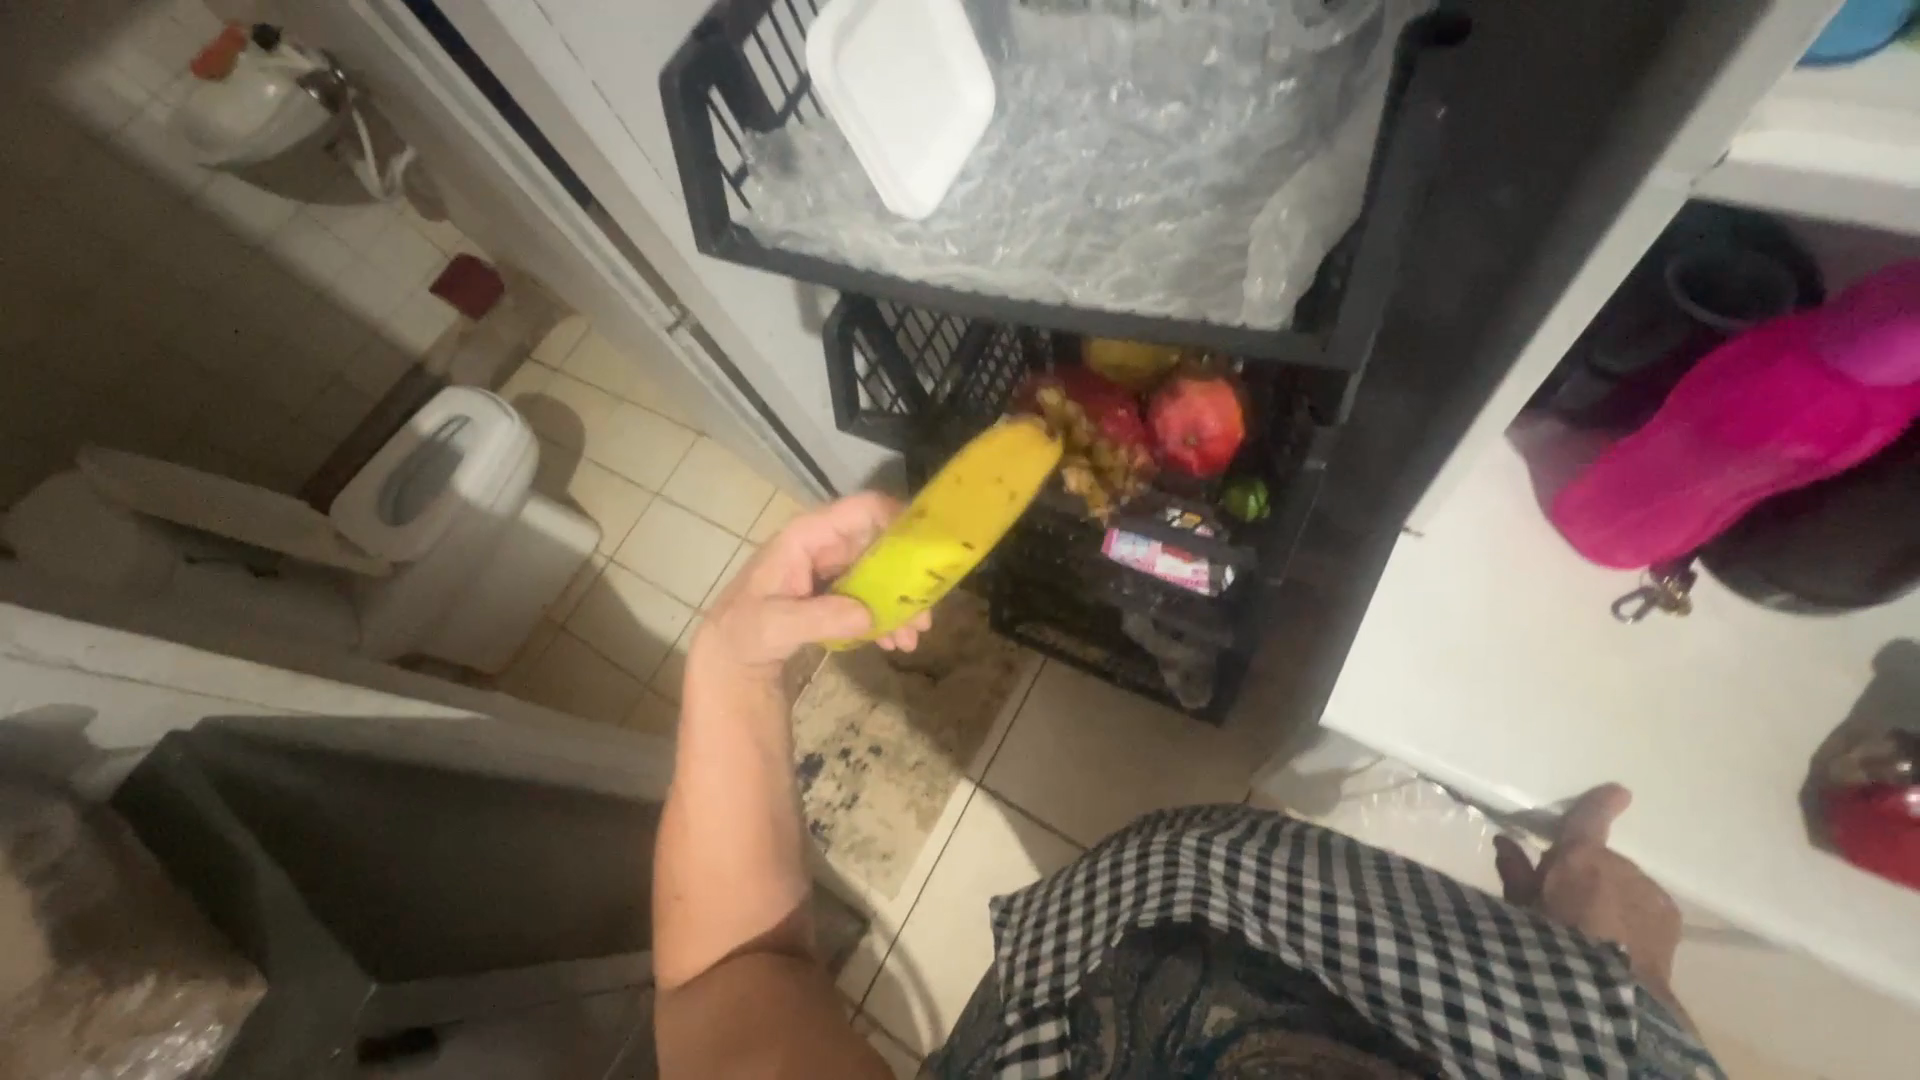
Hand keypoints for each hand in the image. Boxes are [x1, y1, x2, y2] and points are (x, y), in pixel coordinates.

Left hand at [692, 492, 933, 680]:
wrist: (729, 655)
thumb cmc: (743, 631)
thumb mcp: (775, 625)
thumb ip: (820, 617)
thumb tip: (868, 614)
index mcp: (807, 537)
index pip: (860, 510)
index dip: (897, 519)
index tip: (927, 551)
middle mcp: (825, 545)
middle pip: (880, 545)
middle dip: (906, 577)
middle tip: (923, 615)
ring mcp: (832, 568)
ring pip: (881, 573)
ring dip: (900, 603)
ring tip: (911, 639)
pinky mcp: (836, 592)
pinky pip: (871, 595)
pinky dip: (886, 616)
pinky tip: (894, 642)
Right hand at [1494, 785, 1682, 996]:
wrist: (1610, 989)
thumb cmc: (1553, 940)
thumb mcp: (1521, 906)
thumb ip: (1516, 871)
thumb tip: (1505, 842)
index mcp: (1579, 857)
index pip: (1589, 821)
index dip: (1601, 804)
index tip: (1619, 791)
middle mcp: (1619, 867)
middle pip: (1602, 860)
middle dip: (1589, 872)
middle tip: (1572, 897)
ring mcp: (1650, 892)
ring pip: (1626, 882)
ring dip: (1613, 892)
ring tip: (1599, 921)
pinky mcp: (1670, 916)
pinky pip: (1647, 903)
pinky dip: (1634, 911)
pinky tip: (1624, 934)